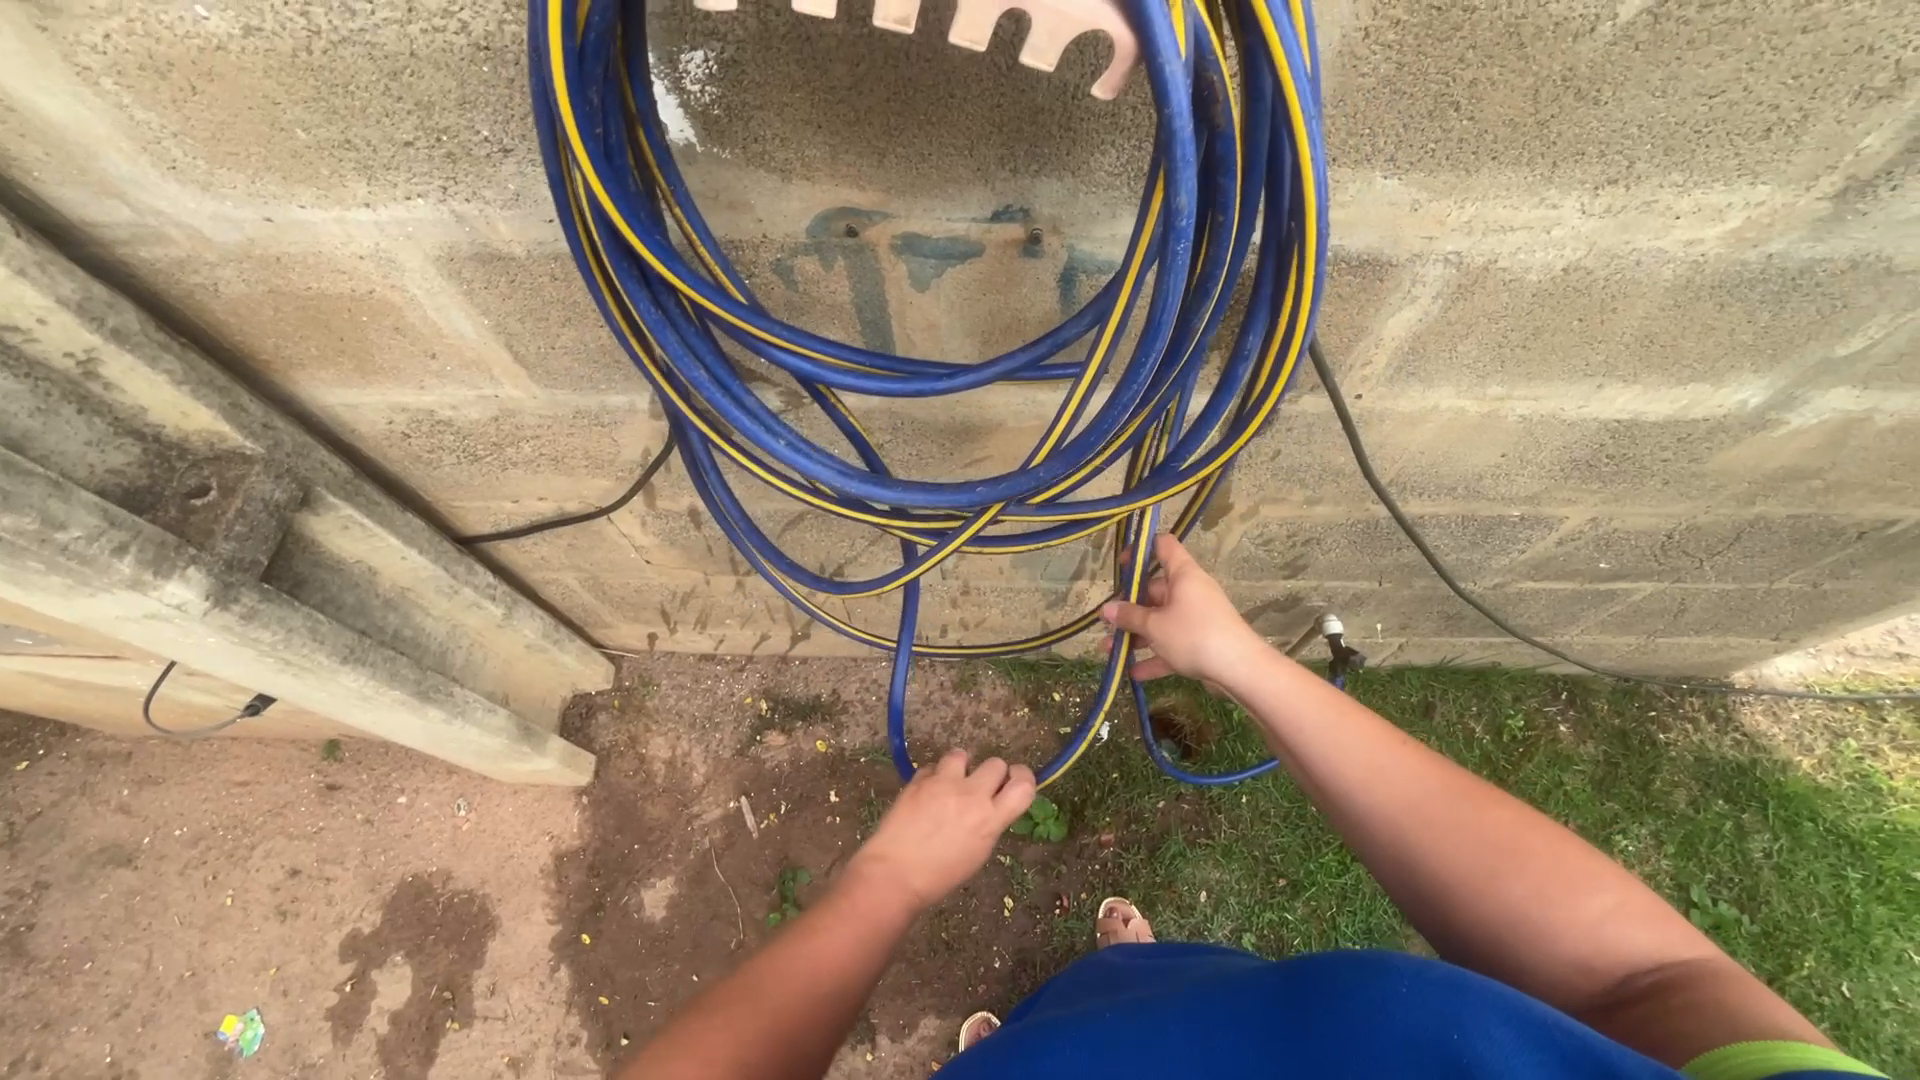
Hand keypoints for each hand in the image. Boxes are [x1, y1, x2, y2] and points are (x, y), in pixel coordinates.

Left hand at [843, 750, 1035, 914]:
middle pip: (995, 763)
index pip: (1023, 784)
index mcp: (990, 819)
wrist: (895, 873)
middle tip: (979, 787)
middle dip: (991, 773)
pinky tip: (926, 794)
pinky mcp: (918, 780)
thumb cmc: (939, 876)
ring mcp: (943, 783)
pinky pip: (932, 768)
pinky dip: (932, 778)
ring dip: (960, 767)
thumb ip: (988, 823)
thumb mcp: (977, 853)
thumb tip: (990, 805)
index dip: (1023, 777)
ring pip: (962, 754)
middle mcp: (970, 795)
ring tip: (950, 783)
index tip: (1015, 779)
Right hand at [1100, 533, 1265, 684]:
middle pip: (1154, 591)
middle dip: (1128, 609)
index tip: (1120, 563)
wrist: (1240, 669)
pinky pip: (1173, 644)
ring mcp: (1197, 617)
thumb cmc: (1194, 635)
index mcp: (1183, 575)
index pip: (1163, 546)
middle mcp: (1190, 591)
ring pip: (1161, 621)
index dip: (1141, 549)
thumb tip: (1106, 609)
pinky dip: (1155, 656)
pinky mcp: (1202, 642)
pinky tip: (1134, 673)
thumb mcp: (1155, 626)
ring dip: (1136, 636)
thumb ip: (1129, 617)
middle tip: (1105, 623)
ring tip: (1110, 652)